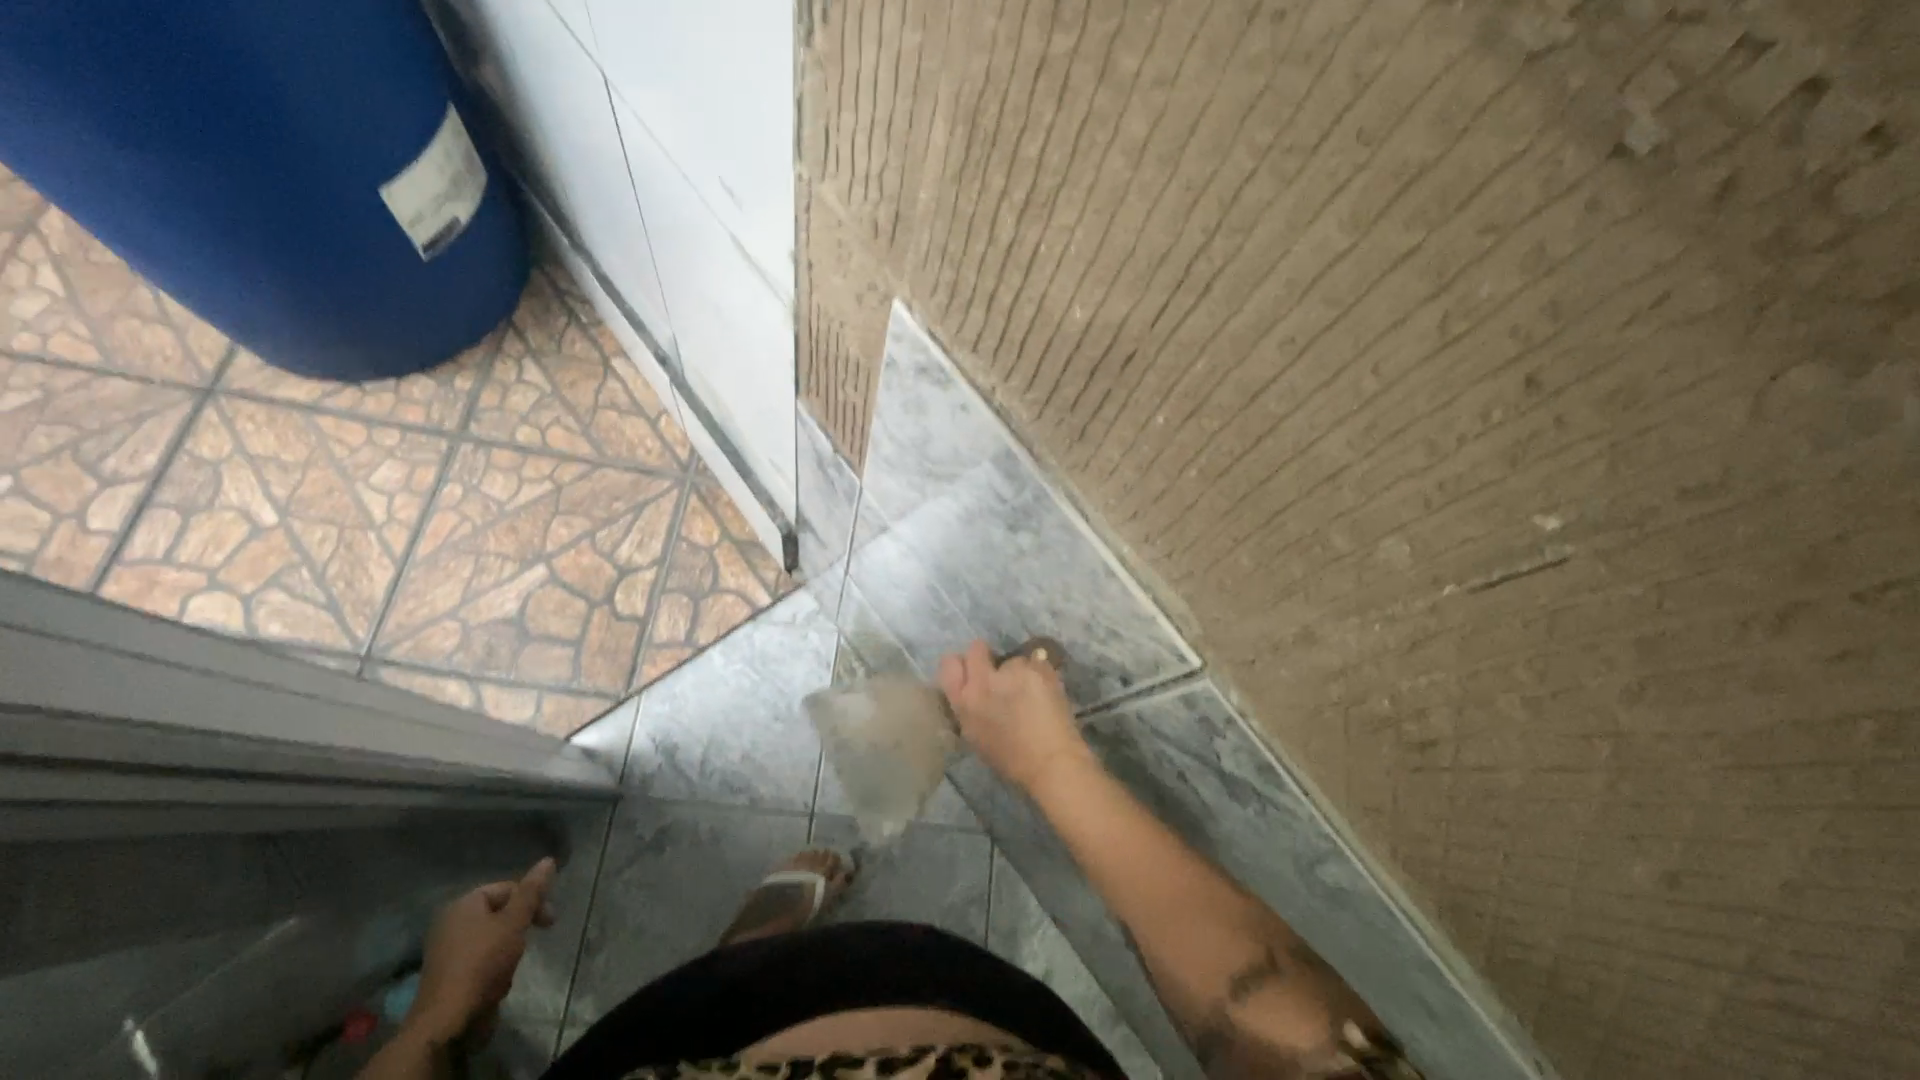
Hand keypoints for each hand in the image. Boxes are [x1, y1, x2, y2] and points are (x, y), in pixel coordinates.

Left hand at [405, 857, 556, 1044]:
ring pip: (491, 936)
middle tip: (540, 935)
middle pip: (497, 911)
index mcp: (462, 905)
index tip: (550, 920)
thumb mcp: (514, 923)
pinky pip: (480, 957)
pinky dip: (495, 962)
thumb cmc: (483, 962)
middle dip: (521, 922)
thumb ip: (531, 893)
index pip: (505, 888)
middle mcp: (451, 922)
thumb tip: (548, 860)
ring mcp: (448, 949)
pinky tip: (501, 977)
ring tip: (517, 960)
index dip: (531, 898)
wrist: (449, 1018)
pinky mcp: (450, 973)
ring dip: (510, 944)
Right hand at [939, 640, 1095, 795]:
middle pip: (976, 649)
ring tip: (1034, 693)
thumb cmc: (1012, 760)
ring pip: (1013, 660)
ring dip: (1020, 672)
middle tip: (1002, 674)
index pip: (949, 664)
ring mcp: (1011, 672)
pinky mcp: (1037, 668)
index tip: (970, 670)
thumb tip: (973, 691)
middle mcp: (983, 681)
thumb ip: (970, 708)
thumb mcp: (977, 735)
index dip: (961, 664)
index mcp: (964, 702)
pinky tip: (1049, 693)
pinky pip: (1037, 663)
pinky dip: (1041, 675)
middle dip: (986, 656)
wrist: (1052, 763)